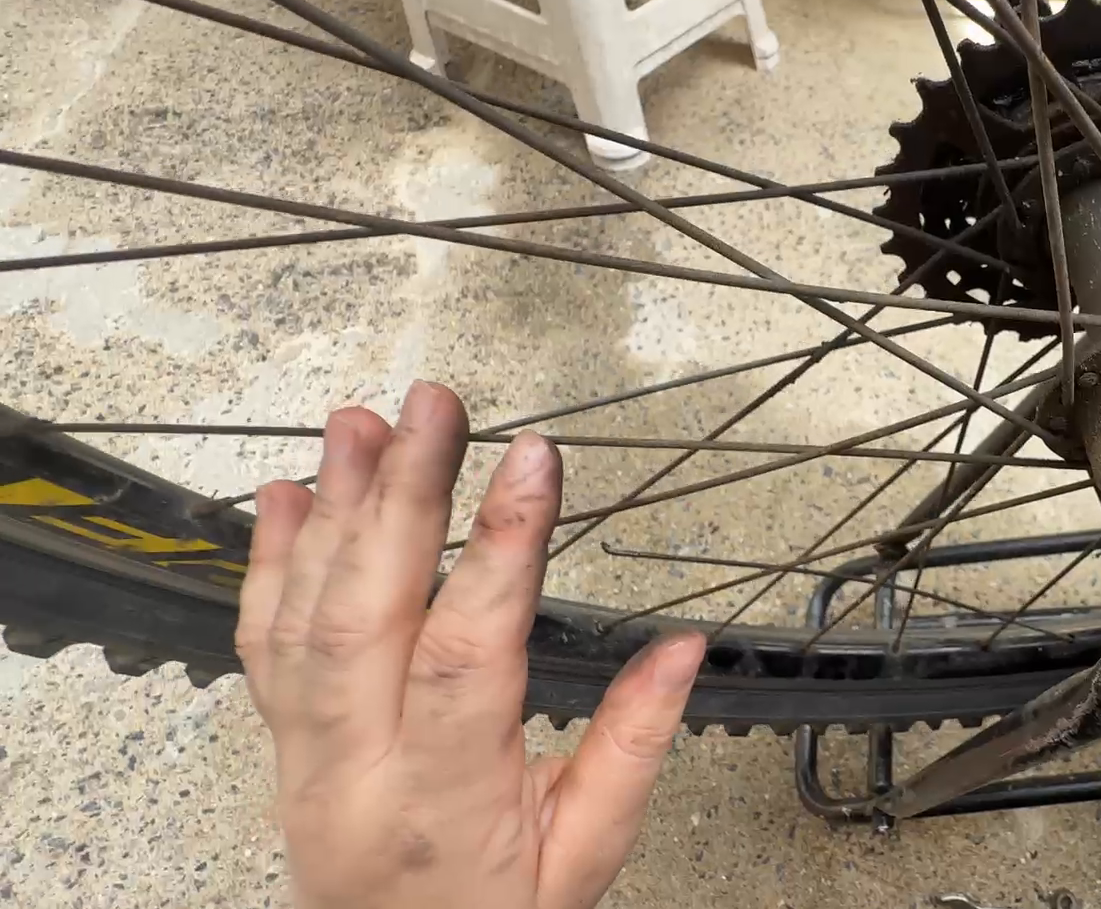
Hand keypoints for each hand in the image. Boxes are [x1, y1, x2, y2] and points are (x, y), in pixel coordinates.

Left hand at [236, 382, 706, 908]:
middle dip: (406, 493)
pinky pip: (261, 644)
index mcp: (443, 796)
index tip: (535, 458)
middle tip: (435, 405)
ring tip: (366, 421)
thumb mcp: (591, 849)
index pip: (467, 651)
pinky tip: (294, 495)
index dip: (504, 548)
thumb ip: (636, 743)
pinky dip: (272, 559)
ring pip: (305, 616)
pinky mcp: (287, 742)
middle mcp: (352, 767)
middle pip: (367, 613)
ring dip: (339, 507)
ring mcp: (304, 753)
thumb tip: (684, 645)